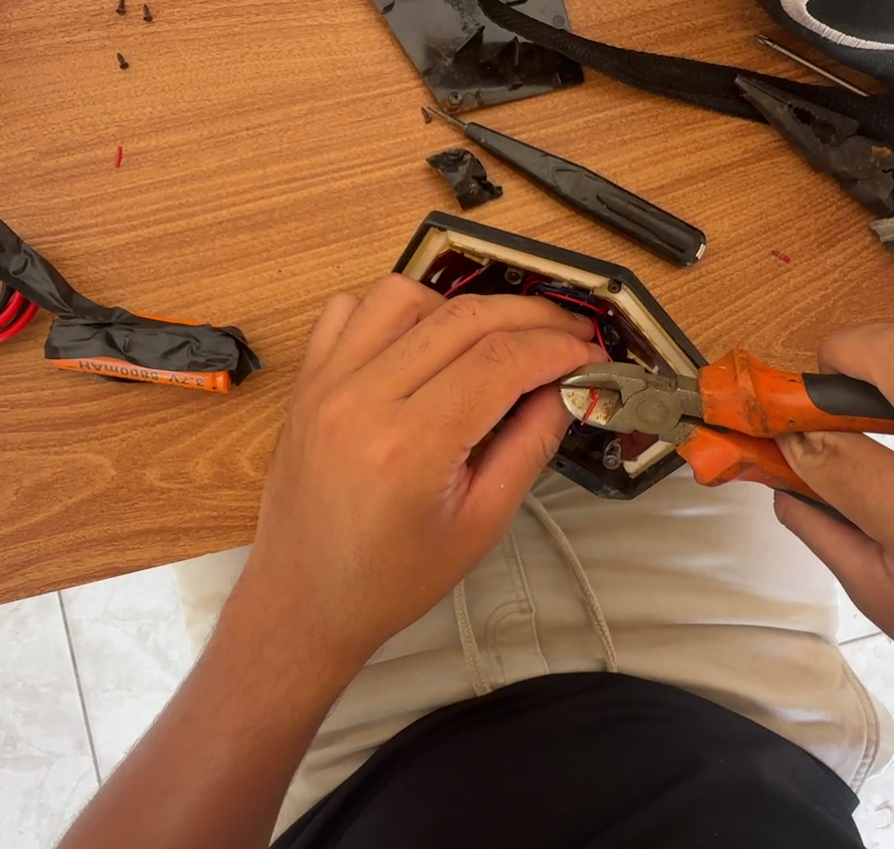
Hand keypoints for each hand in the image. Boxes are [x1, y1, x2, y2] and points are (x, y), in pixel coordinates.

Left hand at [225, 275, 602, 676]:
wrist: (302, 598)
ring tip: (487, 342)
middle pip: (462, 318)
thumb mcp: (482, 524)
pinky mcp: (307, 379)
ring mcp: (326, 381)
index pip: (501, 361)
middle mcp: (361, 398)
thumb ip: (530, 444)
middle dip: (529, 316)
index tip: (590, 354)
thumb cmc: (392, 578)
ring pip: (403, 295)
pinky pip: (349, 310)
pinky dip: (393, 311)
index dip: (558, 348)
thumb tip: (568, 385)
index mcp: (409, 446)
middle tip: (567, 334)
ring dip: (459, 308)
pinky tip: (418, 344)